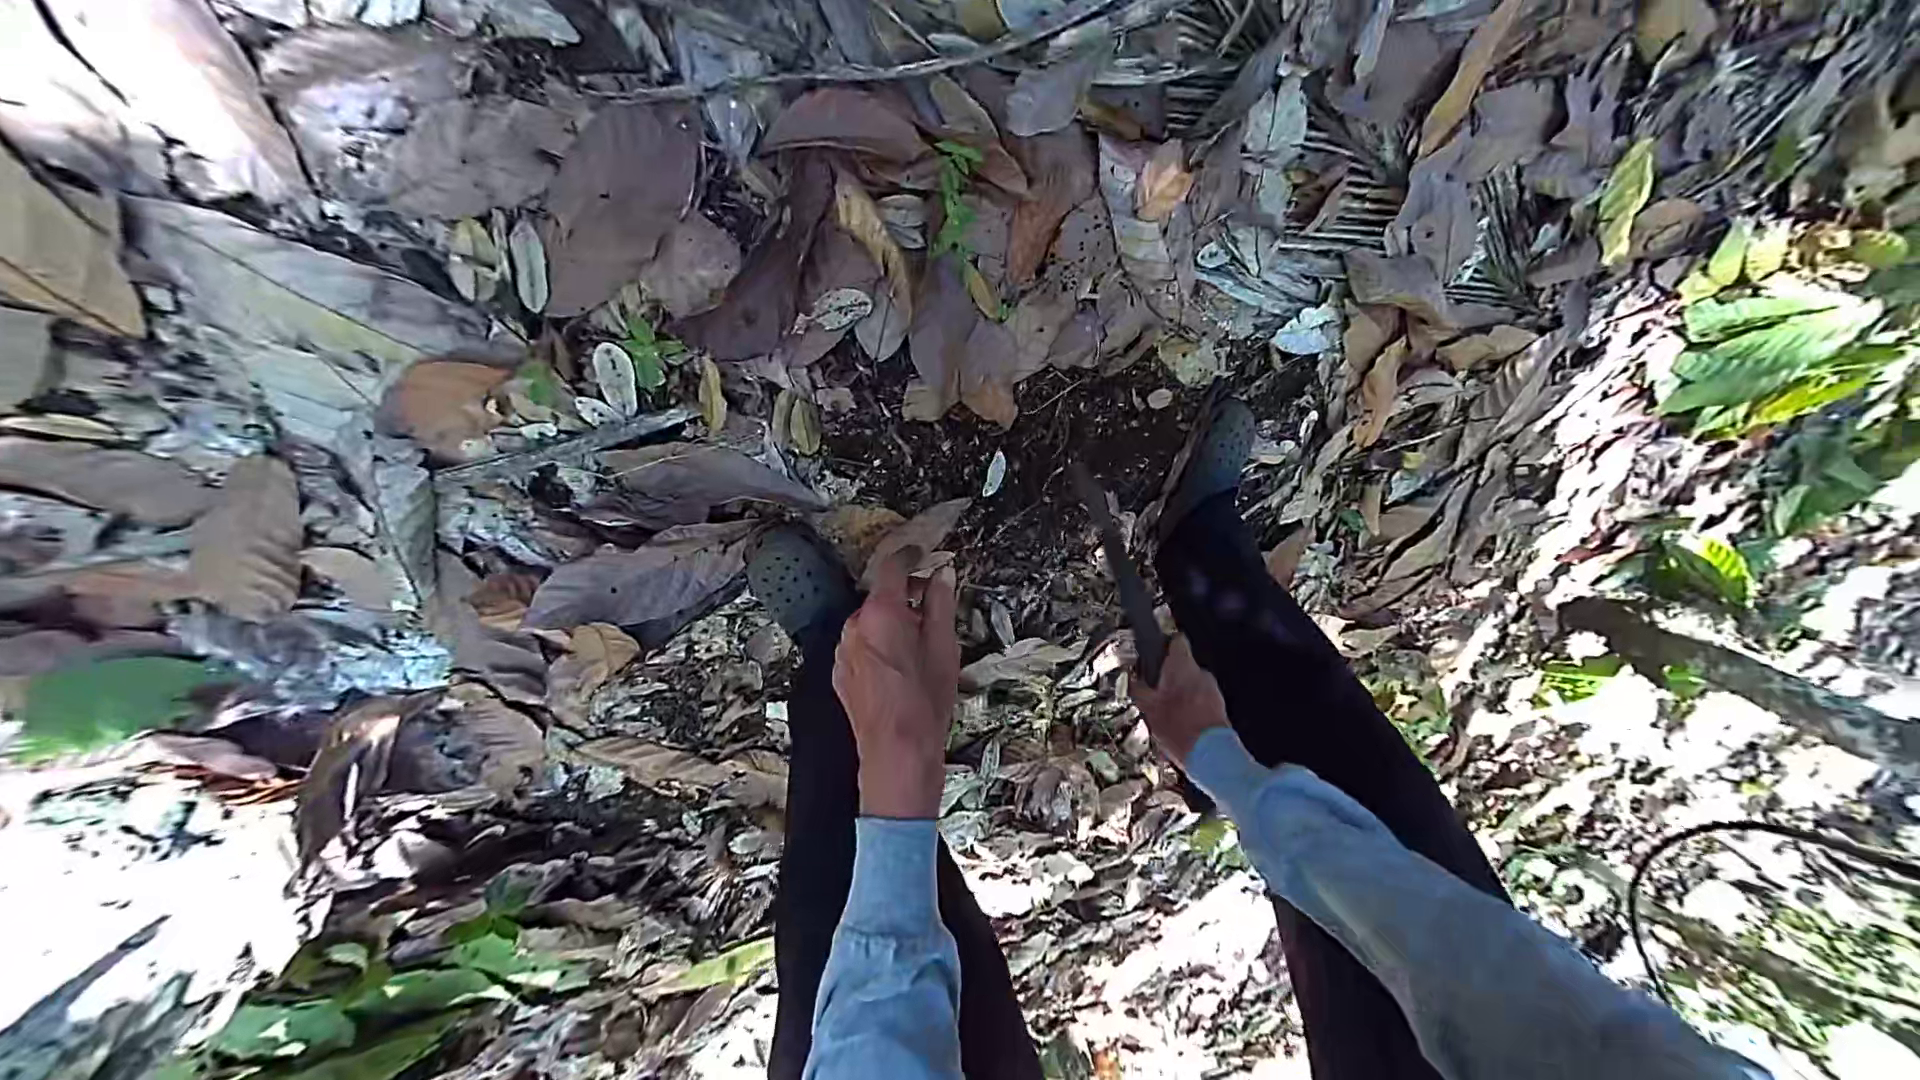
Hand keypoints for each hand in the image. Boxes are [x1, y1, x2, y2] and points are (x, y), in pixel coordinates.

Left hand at [832, 549, 959, 818]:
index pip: (892, 567)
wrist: (897, 753)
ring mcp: (842, 649)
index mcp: (882, 614)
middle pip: (881, 595)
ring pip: (870, 620)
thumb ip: (941, 603)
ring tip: (918, 644)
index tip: (922, 554)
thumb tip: (942, 574)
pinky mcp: (839, 670)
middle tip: (932, 608)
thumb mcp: (944, 647)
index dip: (910, 556)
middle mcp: (854, 626)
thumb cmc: (924, 703)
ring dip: (891, 621)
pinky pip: (860, 642)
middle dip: (906, 596)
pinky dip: (878, 642)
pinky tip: (899, 664)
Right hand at [1127, 634, 1228, 766]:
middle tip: (1152, 691)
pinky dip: (1189, 708)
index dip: (1163, 643)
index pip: (1176, 640)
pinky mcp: (1220, 709)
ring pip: (1190, 684)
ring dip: (1178, 693)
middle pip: (1181, 665)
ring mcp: (1213, 690)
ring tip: (1164, 713)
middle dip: (1167, 676)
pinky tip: (1178, 725)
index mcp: (1183, 666)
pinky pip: (1200, 700)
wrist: (1212, 758)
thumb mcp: (1147, 707)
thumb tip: (1132, 677)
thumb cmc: (1178, 728)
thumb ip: (1138, 687)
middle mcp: (1201, 673)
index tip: (1153, 652)